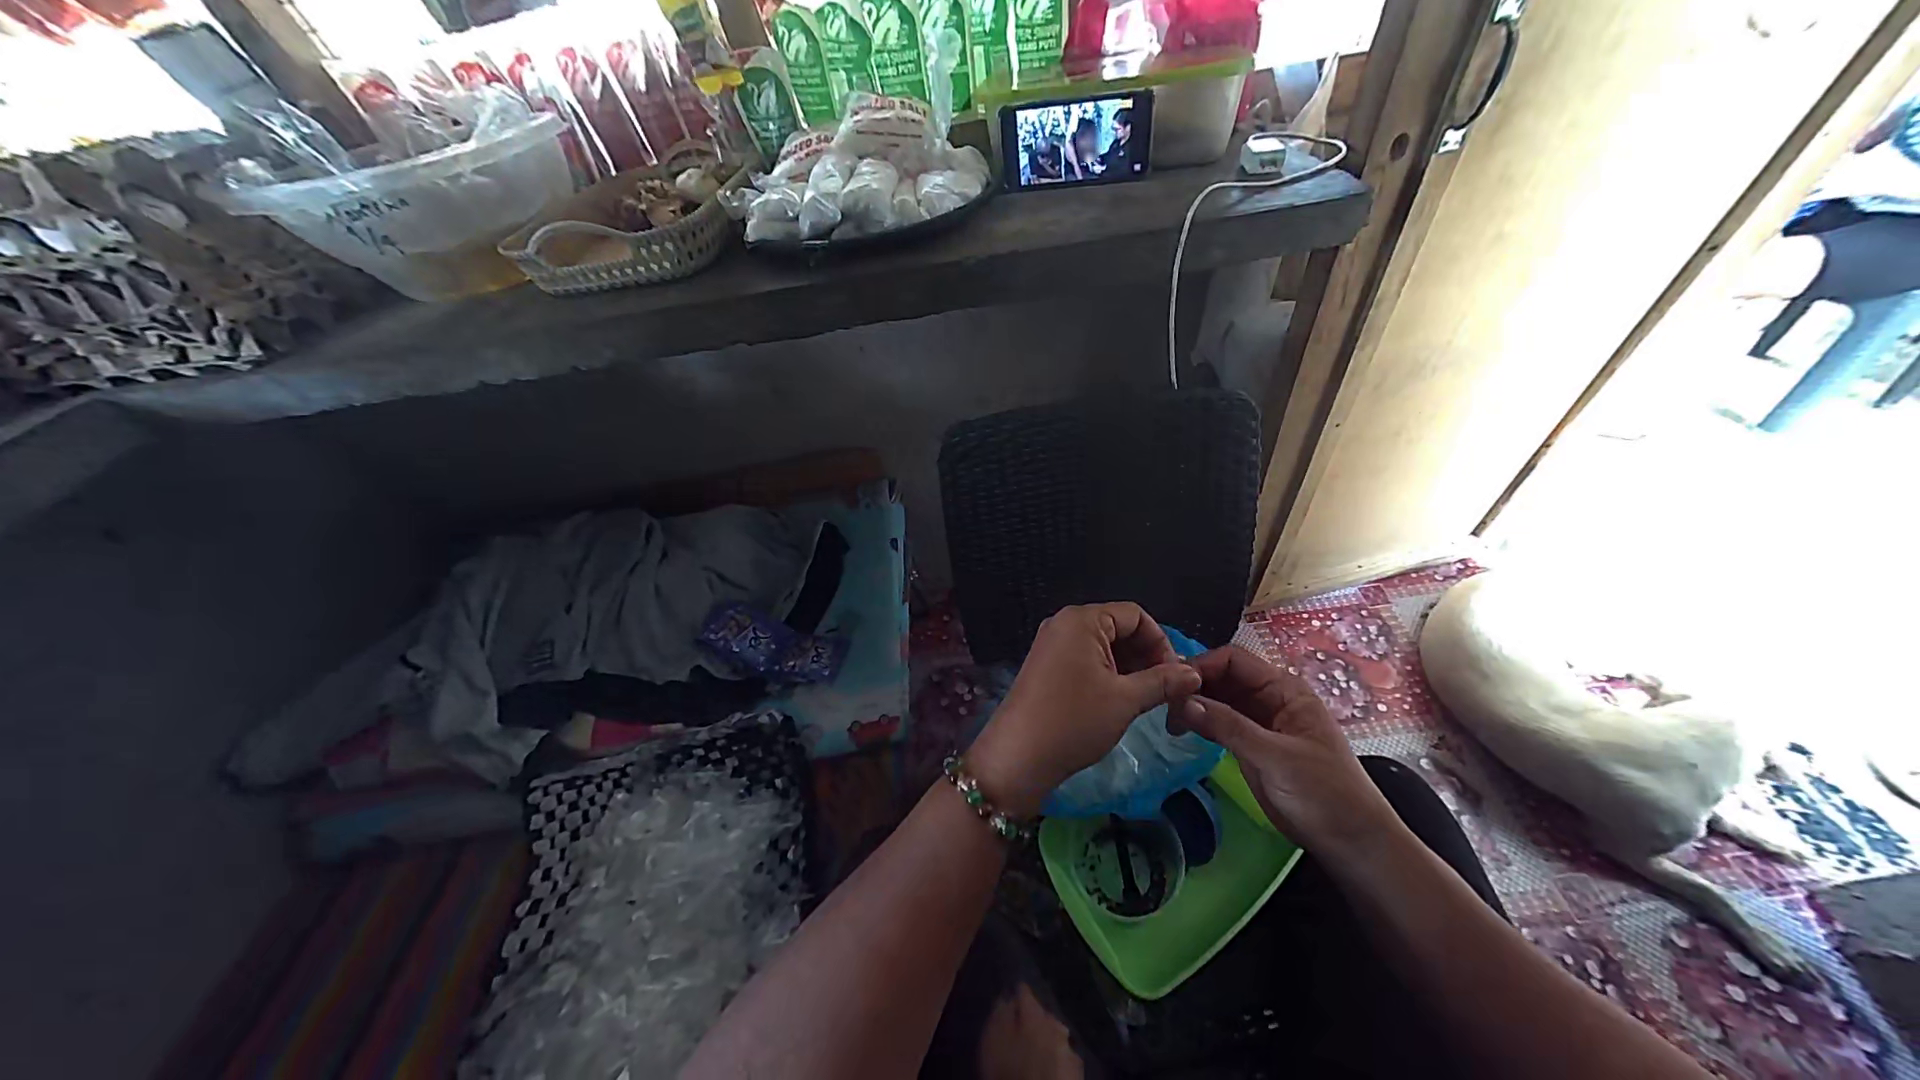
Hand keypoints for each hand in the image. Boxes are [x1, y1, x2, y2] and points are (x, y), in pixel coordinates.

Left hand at [967, 603, 1202, 817]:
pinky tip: (1119, 701)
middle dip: (1146, 656)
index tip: (1176, 676)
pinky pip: (1085, 659)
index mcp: (1081, 620)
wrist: (1018, 757)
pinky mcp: (1045, 666)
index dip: (1161, 643)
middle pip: (1119, 628)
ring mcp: (1051, 645)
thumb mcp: (1125, 700)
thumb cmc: (1074, 721)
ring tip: (1146, 700)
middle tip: (1165, 691)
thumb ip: (1163, 681)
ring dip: (1129, 668)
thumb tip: (1194, 673)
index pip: (1136, 615)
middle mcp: (1063, 624)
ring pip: (1104, 646)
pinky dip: (1108, 675)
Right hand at [1175, 646, 1400, 856]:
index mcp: (1285, 690)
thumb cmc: (1325, 793)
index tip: (1174, 685)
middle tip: (1163, 704)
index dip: (1203, 666)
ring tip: (1168, 720)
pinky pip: (1218, 722)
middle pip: (1222, 677)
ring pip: (1217, 699)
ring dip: (1193, 704)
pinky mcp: (1249, 746)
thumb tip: (1184, 702)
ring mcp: (1258, 723)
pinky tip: (1181, 731)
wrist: (1350, 843)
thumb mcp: (1276, 757)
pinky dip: (1199, 722)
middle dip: (1193, 685)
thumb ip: (1230, 727)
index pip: (1235, 661)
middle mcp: (1269, 699)